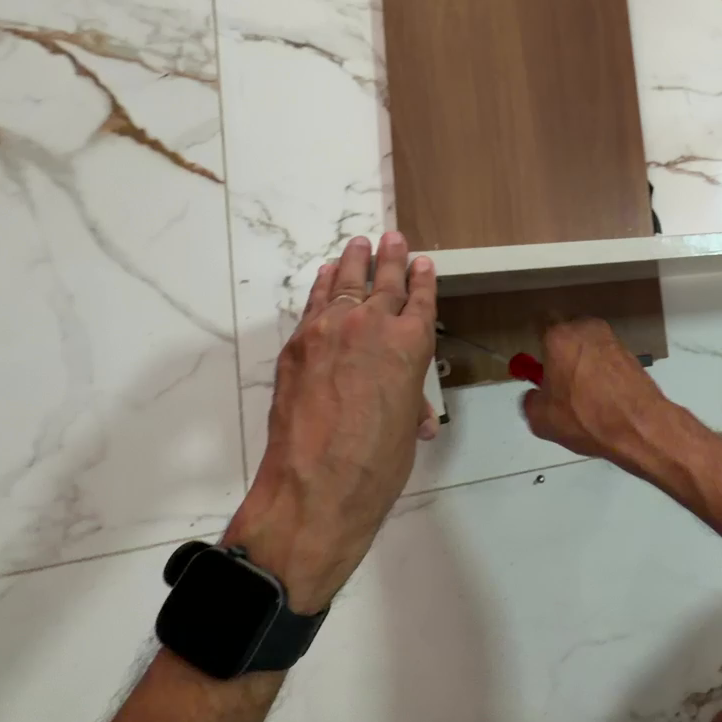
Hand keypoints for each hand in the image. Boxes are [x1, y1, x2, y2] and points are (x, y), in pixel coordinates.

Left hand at [226, 232, 437, 612]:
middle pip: (385, 280)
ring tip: (360, 243)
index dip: (423, 278)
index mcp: (411, 343)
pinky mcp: (299, 343)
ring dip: (355, 260)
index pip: (420, 298)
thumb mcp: (406, 425)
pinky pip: (316, 302)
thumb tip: (415, 414)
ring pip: (347, 282)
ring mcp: (332, 329)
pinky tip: (328, 274)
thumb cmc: (378, 461)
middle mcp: (374, 325)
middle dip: (391, 257)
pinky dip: (324, 284)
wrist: (317, 484)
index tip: (422, 262)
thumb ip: (409, 402)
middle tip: (393, 237)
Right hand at [520, 318, 698, 472]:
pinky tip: (603, 395)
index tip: (537, 366)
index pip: (539, 324)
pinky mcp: (629, 351)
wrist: (639, 426)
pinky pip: (605, 355)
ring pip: (587, 345)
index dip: (536, 345)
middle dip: (560, 353)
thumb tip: (536, 393)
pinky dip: (601, 369)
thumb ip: (530, 399)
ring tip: (584, 393)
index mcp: (559, 337)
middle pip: (565, 334)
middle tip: (559, 383)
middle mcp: (586, 328)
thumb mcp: (541, 419)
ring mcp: (611, 338)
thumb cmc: (584, 418)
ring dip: (582, 361)